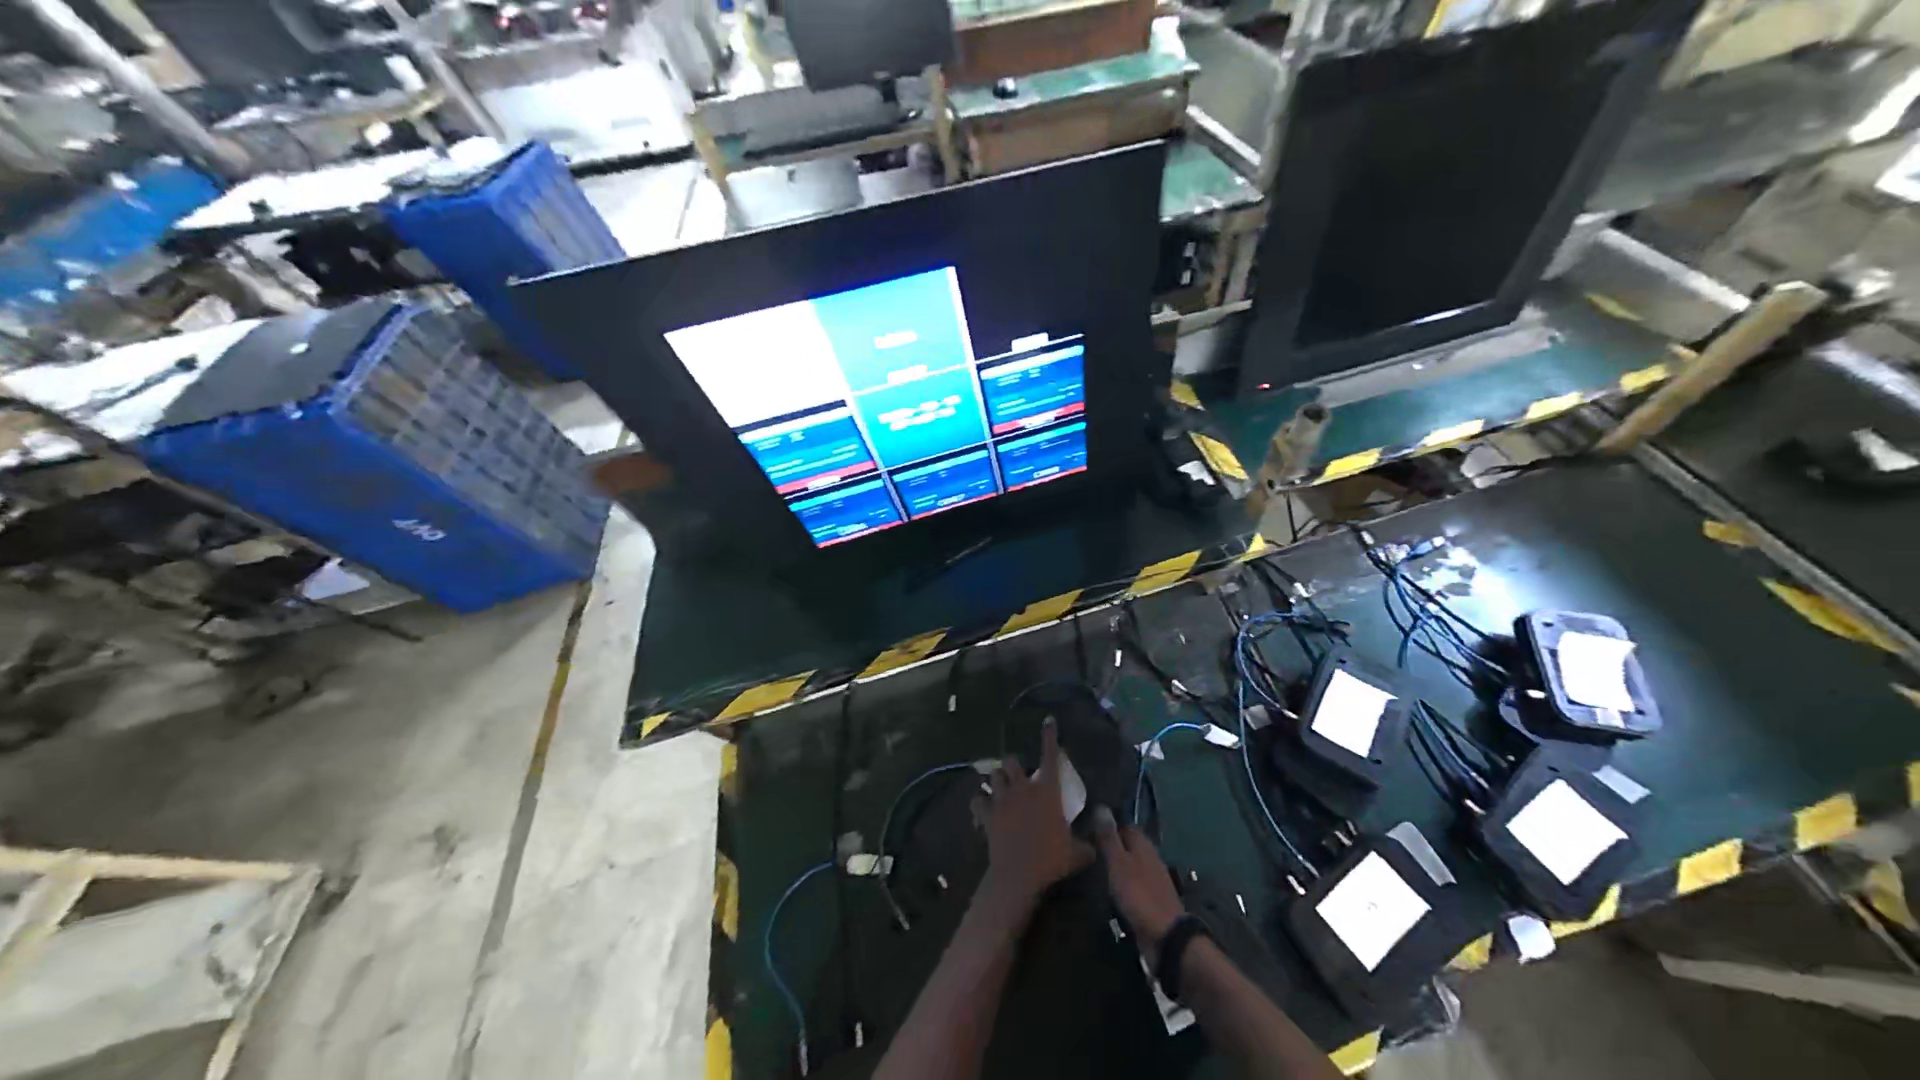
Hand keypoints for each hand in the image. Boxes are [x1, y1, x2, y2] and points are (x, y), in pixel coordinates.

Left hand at [974, 719, 1093, 910]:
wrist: (1018, 875)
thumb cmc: (1051, 860)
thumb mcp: (1078, 853)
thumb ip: (1087, 844)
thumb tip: (1097, 844)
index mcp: (1047, 791)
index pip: (1050, 755)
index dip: (1049, 736)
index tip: (1048, 720)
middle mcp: (1023, 788)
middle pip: (1012, 760)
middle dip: (1014, 764)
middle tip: (1019, 775)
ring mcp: (1002, 799)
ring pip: (993, 775)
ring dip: (998, 779)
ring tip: (1001, 788)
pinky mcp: (987, 814)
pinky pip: (977, 800)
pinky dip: (979, 802)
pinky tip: (982, 808)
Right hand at [1092, 806, 1186, 953]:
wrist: (1165, 935)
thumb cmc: (1138, 894)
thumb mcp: (1118, 863)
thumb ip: (1109, 837)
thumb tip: (1101, 806)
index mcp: (1143, 844)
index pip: (1125, 825)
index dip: (1108, 825)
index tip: (1088, 829)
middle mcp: (1151, 857)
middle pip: (1129, 844)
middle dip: (1112, 845)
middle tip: (1087, 849)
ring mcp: (1153, 879)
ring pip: (1131, 864)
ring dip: (1116, 865)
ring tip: (1093, 869)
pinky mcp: (1151, 899)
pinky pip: (1133, 884)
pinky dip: (1122, 883)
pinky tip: (1109, 890)